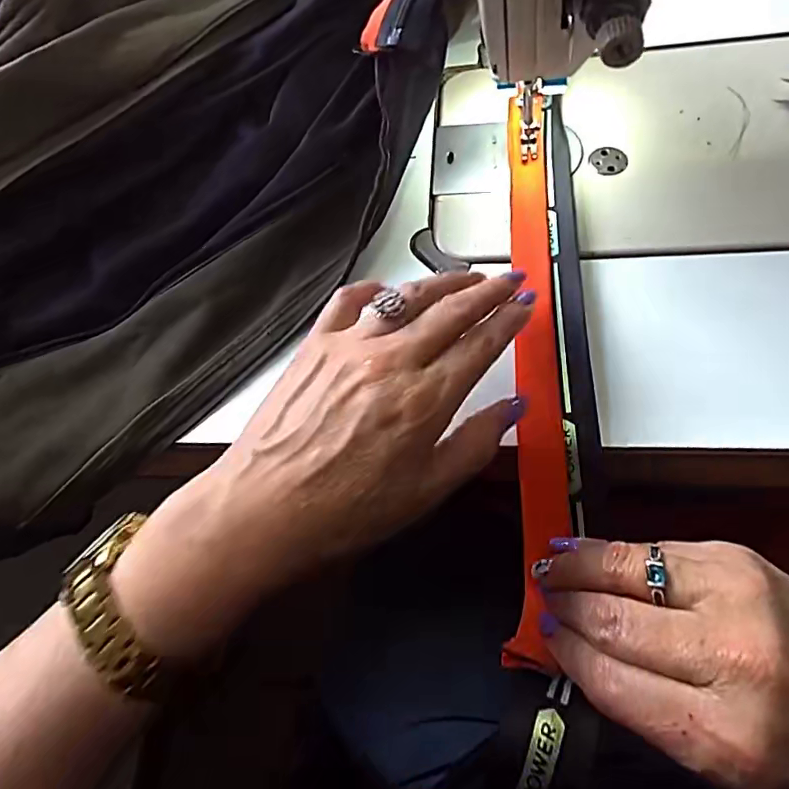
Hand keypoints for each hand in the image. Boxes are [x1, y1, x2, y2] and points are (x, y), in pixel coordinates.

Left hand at [114, 271, 532, 658]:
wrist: (263, 511)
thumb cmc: (345, 509)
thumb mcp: (428, 489)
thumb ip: (477, 442)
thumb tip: (513, 409)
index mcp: (426, 399)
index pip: (481, 343)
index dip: (510, 319)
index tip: (526, 305)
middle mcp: (392, 361)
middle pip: (453, 310)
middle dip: (489, 290)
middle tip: (510, 279)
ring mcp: (352, 347)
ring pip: (408, 296)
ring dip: (444, 281)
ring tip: (465, 277)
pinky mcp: (317, 345)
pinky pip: (350, 300)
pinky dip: (376, 288)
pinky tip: (388, 289)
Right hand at [536, 539, 788, 788]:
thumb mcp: (732, 771)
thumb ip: (655, 717)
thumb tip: (589, 663)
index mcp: (726, 732)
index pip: (616, 682)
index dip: (571, 654)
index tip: (544, 636)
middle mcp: (731, 655)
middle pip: (618, 618)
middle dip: (568, 602)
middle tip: (538, 593)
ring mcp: (740, 594)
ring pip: (635, 569)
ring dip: (585, 564)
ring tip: (553, 562)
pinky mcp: (745, 559)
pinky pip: (665, 551)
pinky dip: (625, 552)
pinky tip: (601, 553)